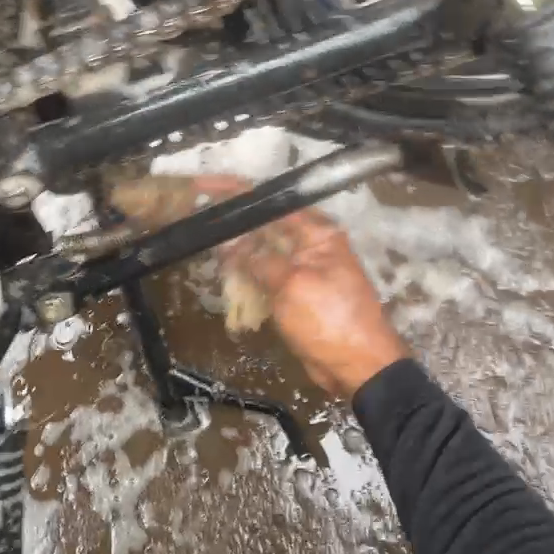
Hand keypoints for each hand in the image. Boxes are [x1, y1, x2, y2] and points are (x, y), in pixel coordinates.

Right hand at [108, 174, 410, 398]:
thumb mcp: (292, 285)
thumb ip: (258, 260)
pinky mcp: (294, 290)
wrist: (359, 368)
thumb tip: (228, 245)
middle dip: (231, 217)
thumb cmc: (330, 320)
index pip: (270, 201)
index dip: (235, 191)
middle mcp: (310, 243)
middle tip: (193, 209)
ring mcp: (302, 267)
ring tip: (199, 236)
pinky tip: (220, 267)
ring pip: (260, 247)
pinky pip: (264, 272)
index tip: (203, 185)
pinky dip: (243, 270)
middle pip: (263, 221)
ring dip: (234, 245)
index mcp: (317, 232)